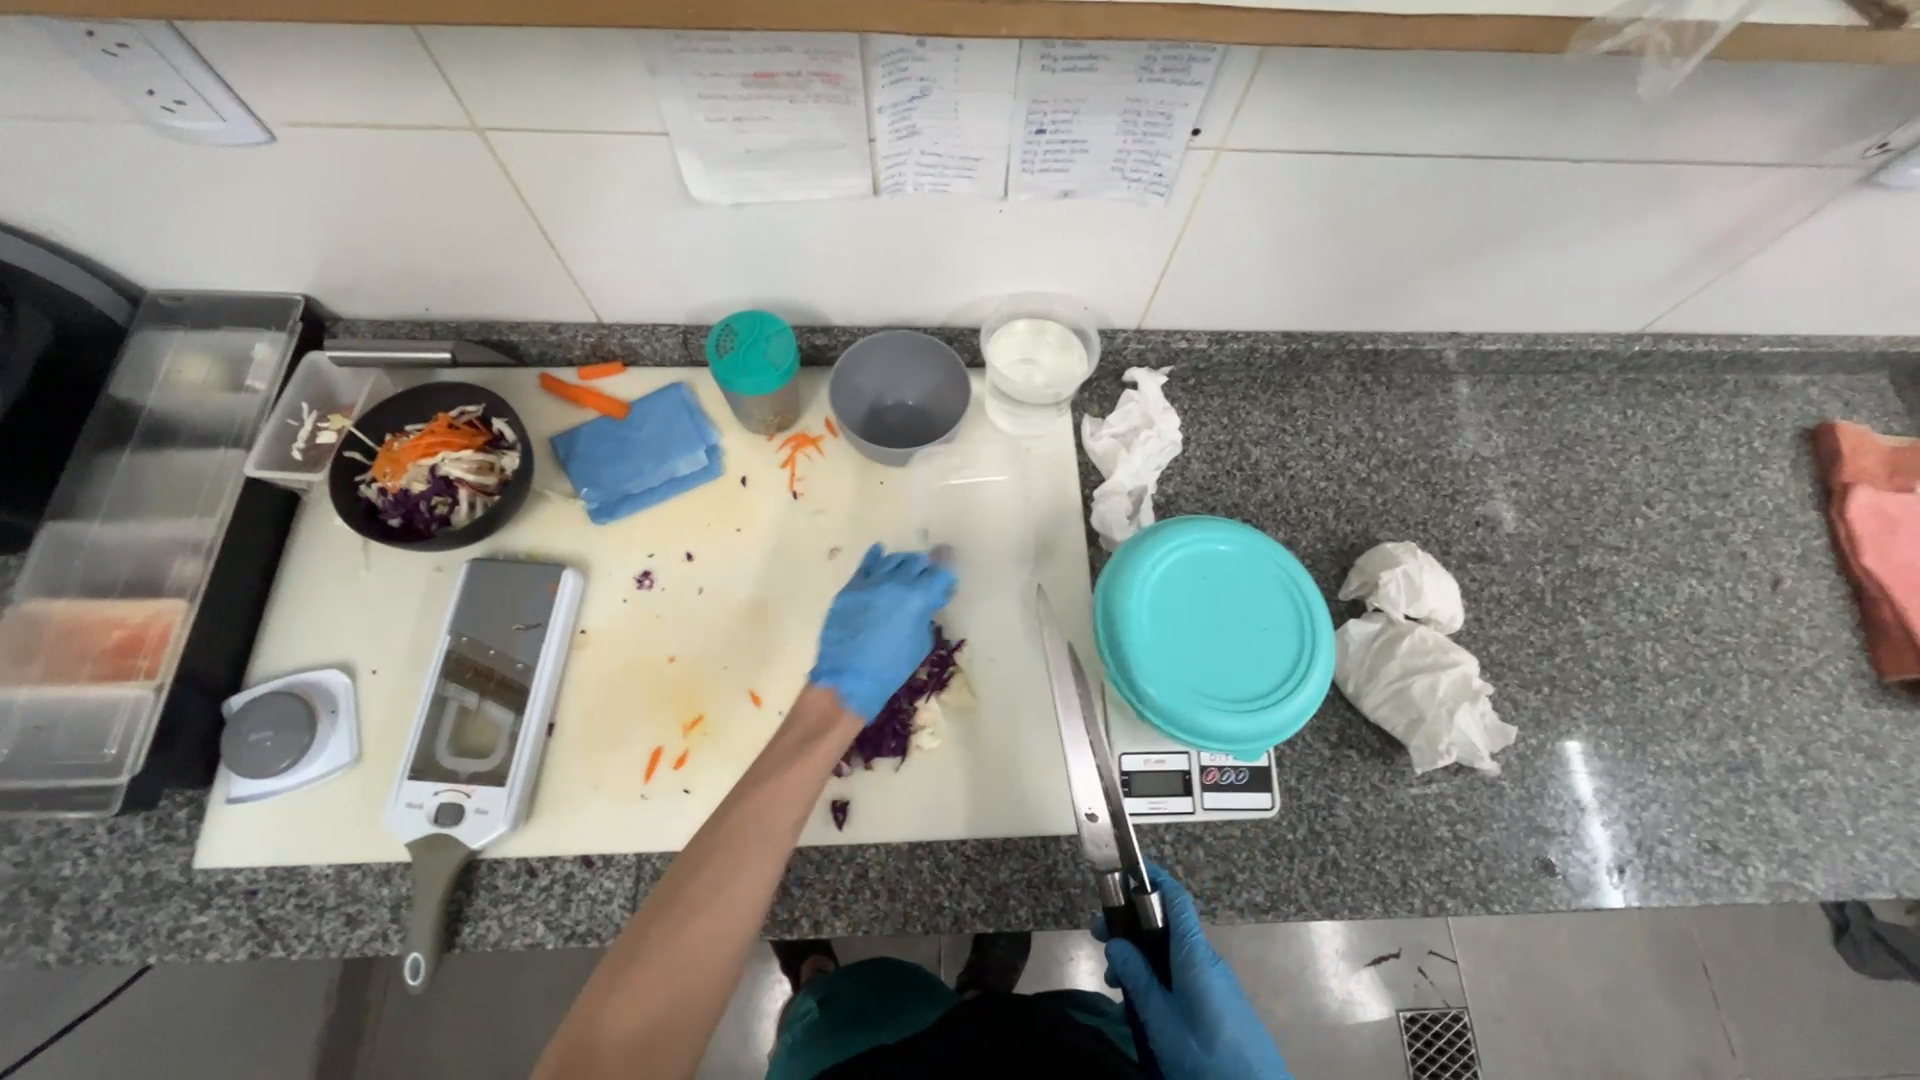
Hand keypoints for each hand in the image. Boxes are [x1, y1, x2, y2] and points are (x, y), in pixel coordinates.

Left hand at [808, 544, 956, 722]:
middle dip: (926, 569)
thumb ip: (925, 616)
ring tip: (905, 571)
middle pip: (918, 561)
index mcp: (919, 597)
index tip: (946, 584)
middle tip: (926, 580)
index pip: (941, 572)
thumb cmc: (891, 668)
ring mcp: (871, 582)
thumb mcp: (921, 643)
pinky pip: (866, 564)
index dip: (947, 577)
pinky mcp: (851, 587)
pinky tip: (880, 554)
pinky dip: (876, 558)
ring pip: (893, 559)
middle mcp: (897, 582)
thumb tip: (924, 604)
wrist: (849, 678)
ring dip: (903, 564)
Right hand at [1098, 864, 1292, 1079]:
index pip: (1175, 897)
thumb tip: (1115, 941)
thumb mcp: (1162, 1020)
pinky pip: (1181, 975)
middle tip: (1098, 937)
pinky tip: (1138, 1004)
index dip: (1152, 877)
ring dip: (1140, 958)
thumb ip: (1138, 979)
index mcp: (1195, 954)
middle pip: (1166, 926)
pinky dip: (1157, 977)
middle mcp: (1206, 959)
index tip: (1123, 868)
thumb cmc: (1206, 1055)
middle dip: (1130, 925)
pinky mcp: (1218, 1003)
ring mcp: (1215, 982)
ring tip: (1113, 984)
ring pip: (1170, 954)